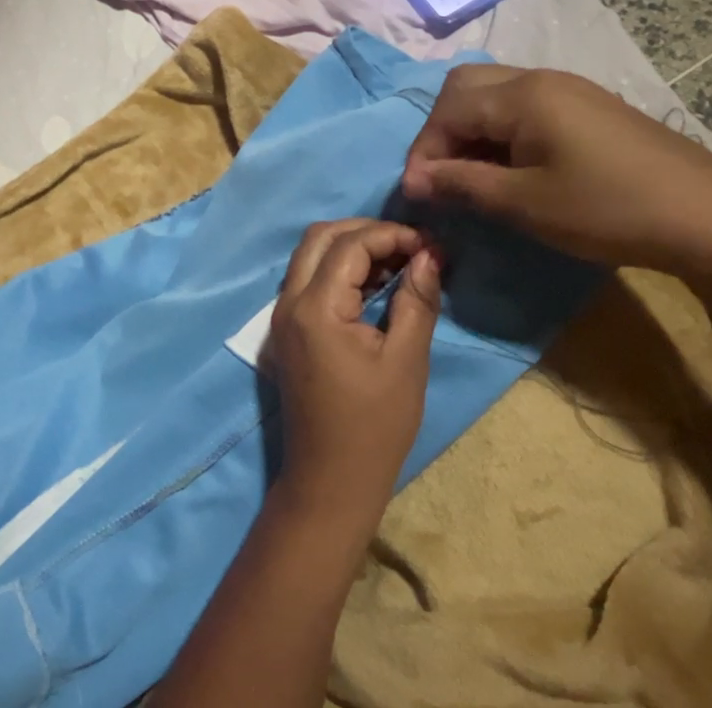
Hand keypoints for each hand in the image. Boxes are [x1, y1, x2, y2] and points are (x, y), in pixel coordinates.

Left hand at [270, 219, 441, 516]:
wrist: (330, 479)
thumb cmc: (374, 425)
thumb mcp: (406, 360)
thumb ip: (416, 300)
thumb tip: (429, 255)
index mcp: (315, 309)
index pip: (349, 245)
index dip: (392, 235)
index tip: (430, 246)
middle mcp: (288, 304)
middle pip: (320, 238)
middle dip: (366, 232)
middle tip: (410, 248)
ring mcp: (281, 318)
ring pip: (309, 257)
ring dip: (350, 249)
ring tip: (398, 264)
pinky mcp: (286, 332)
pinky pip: (307, 281)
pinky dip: (338, 271)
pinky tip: (374, 287)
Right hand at [402, 65, 711, 275]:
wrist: (706, 217)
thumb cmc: (607, 210)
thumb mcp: (525, 204)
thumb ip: (463, 185)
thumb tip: (414, 180)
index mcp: (524, 95)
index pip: (448, 108)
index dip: (424, 150)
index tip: (419, 196)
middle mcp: (543, 79)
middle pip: (467, 87)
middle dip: (442, 131)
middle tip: (441, 178)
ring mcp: (571, 91)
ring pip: (496, 96)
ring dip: (471, 133)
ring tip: (471, 180)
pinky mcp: (590, 110)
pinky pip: (525, 108)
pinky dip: (501, 134)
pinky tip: (511, 171)